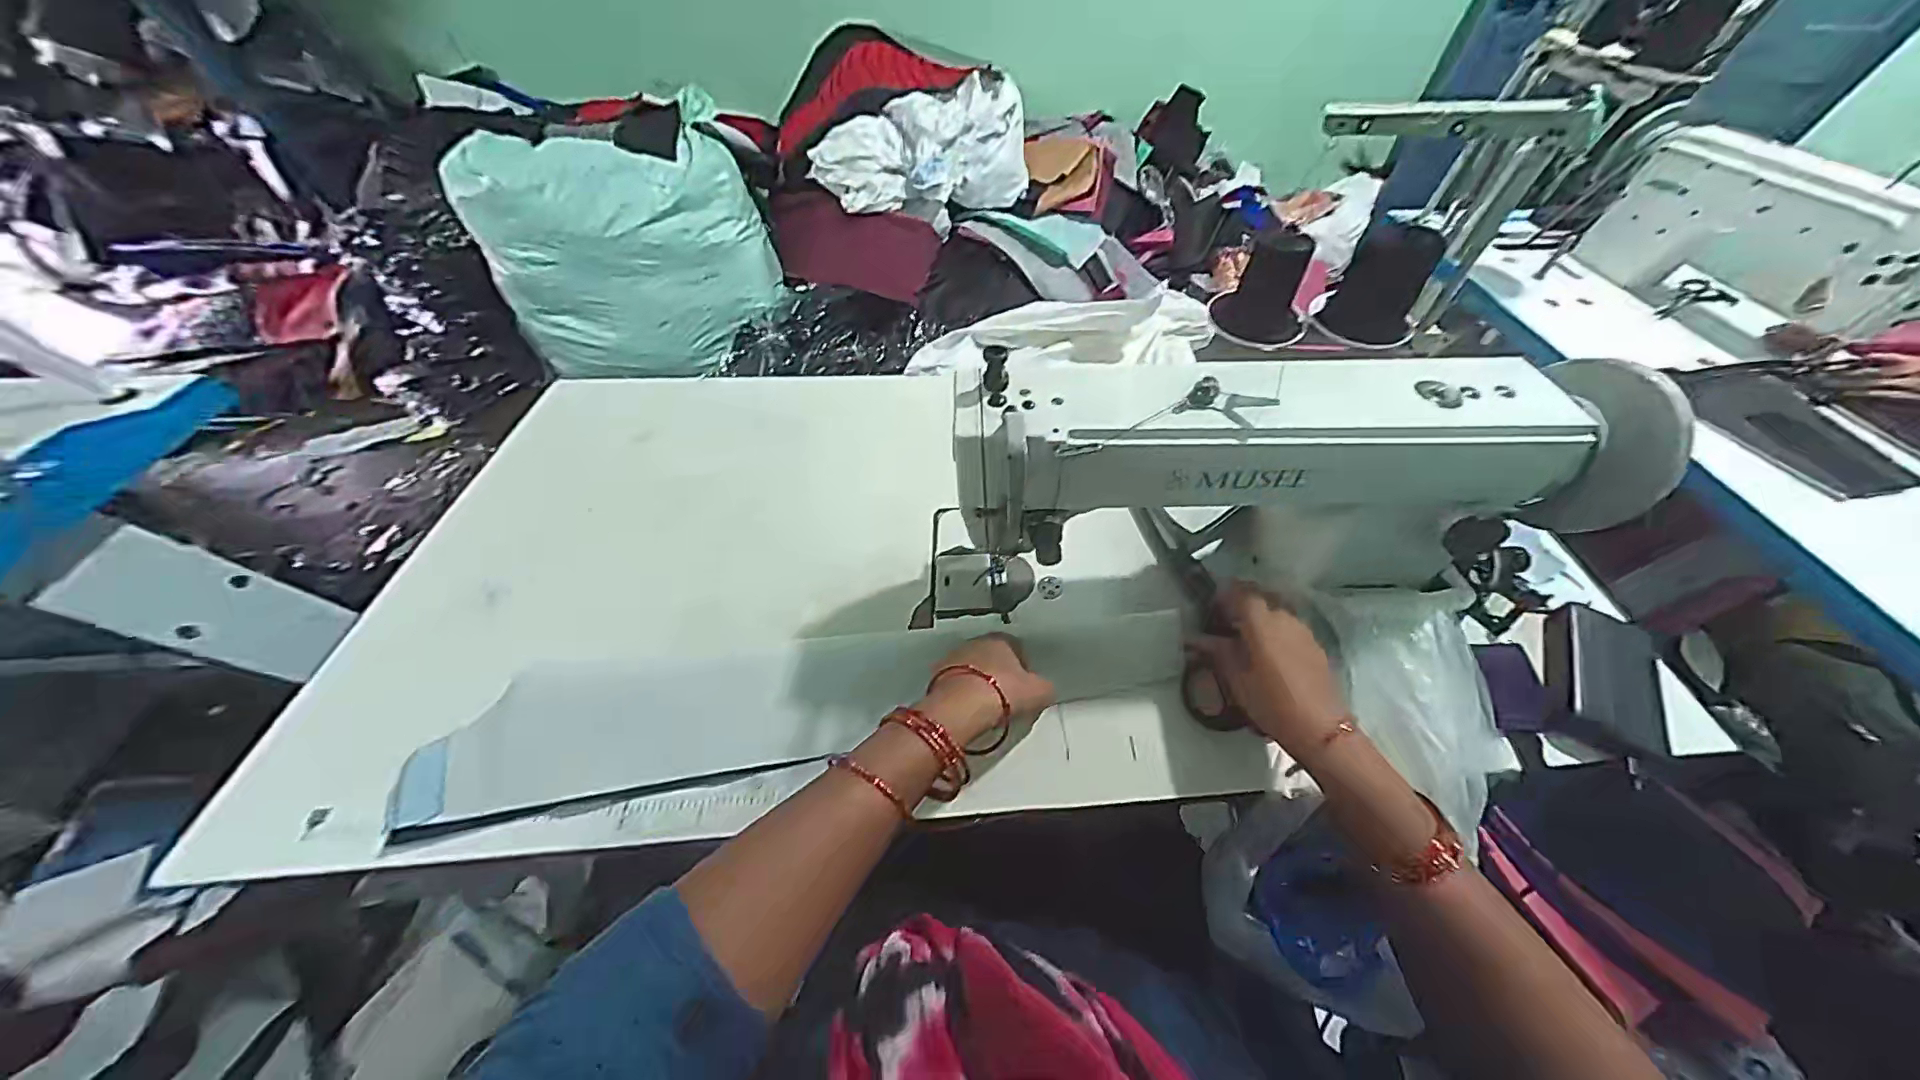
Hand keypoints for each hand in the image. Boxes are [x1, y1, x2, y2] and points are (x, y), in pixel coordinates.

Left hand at [922, 634, 1055, 746]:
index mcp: (1001, 639)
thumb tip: (1045, 689)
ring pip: (971, 668)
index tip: (1025, 687)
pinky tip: (969, 709)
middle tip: (1007, 697)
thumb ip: (1045, 687)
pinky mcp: (935, 676)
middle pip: (991, 656)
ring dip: (978, 682)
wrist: (962, 706)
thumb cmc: (1003, 692)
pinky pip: (955, 683)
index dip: (1023, 667)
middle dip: (998, 674)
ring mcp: (952, 658)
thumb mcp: (1039, 692)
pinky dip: (962, 693)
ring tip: (987, 706)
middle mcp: (975, 642)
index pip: (1016, 647)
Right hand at [1188, 582, 1348, 753]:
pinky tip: (1269, 654)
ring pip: (1277, 613)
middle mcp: (1285, 618)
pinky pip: (1290, 628)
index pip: (1240, 593)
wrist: (1320, 728)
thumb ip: (1217, 651)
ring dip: (1260, 620)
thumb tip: (1196, 638)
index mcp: (1262, 622)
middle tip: (1225, 623)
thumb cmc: (1271, 702)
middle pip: (1260, 599)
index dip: (1224, 595)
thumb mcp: (1236, 679)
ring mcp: (1304, 631)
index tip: (1211, 606)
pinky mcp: (1315, 645)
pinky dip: (1276, 632)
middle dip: (1242, 606)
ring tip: (1246, 640)